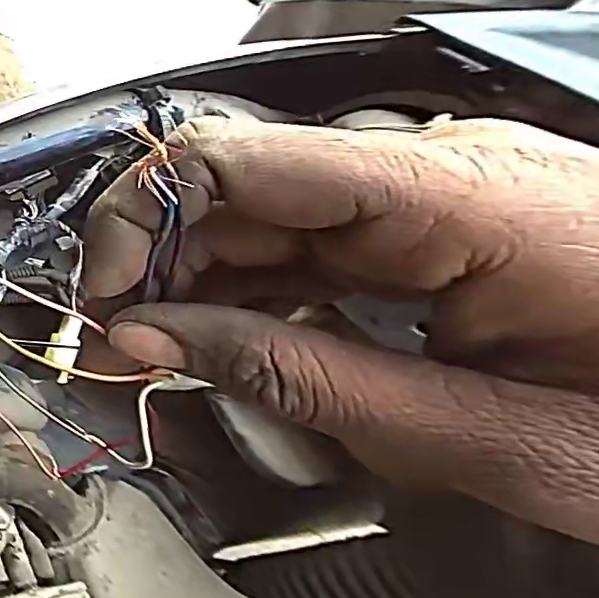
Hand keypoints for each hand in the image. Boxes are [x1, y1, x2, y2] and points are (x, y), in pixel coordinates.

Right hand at [84, 116, 598, 543]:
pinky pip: (291, 242)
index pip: (222, 157)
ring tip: (160, 349)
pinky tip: (225, 336)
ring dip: (185, 283)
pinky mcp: (422, 223)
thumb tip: (143, 336)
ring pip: (244, 218)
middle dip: (147, 265)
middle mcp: (425, 168)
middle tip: (115, 343)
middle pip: (219, 189)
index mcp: (453, 194)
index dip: (134, 220)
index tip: (103, 299)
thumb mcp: (495, 440)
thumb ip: (293, 376)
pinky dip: (240, 290)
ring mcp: (423, 192)